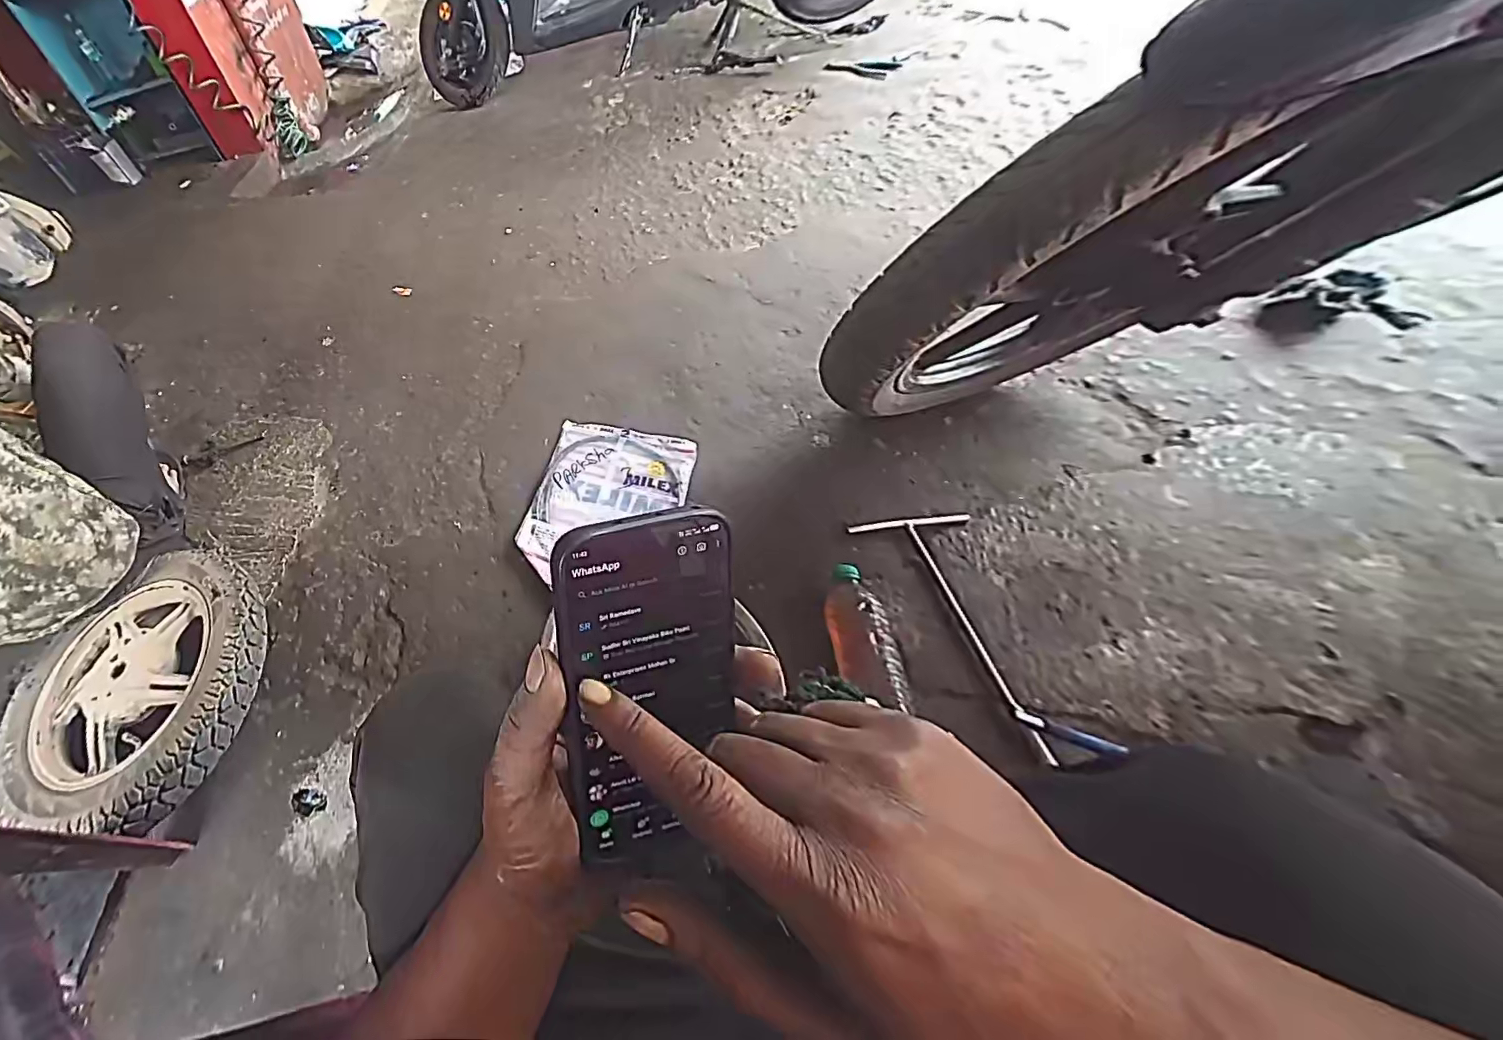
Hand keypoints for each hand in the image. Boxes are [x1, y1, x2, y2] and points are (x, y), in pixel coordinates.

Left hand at [475, 643, 788, 931]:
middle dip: (701, 658)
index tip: (671, 606)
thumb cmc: (518, 838)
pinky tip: (751, 747)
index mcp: (570, 706)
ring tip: (756, 691)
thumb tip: (544, 662)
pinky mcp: (661, 787)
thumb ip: (524, 725)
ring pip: (684, 712)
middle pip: (658, 674)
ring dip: (720, 697)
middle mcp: (609, 721)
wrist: (543, 904)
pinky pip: (695, 760)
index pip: (603, 648)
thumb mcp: (509, 777)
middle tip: (739, 659)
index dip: (635, 623)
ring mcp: (639, 753)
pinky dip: (724, 750)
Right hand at [582, 690, 1454, 1038]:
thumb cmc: (957, 1013)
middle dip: (721, 772)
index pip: (703, 789)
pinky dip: (816, 743)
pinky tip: (850, 787)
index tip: (600, 696)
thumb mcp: (832, 1015)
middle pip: (736, 750)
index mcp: (822, 884)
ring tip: (810, 808)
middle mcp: (850, 806)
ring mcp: (889, 758)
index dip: (640, 737)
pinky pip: (827, 715)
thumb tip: (644, 904)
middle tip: (754, 819)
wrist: (1104, 981)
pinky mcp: (918, 732)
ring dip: (770, 758)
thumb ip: (725, 954)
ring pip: (777, 728)